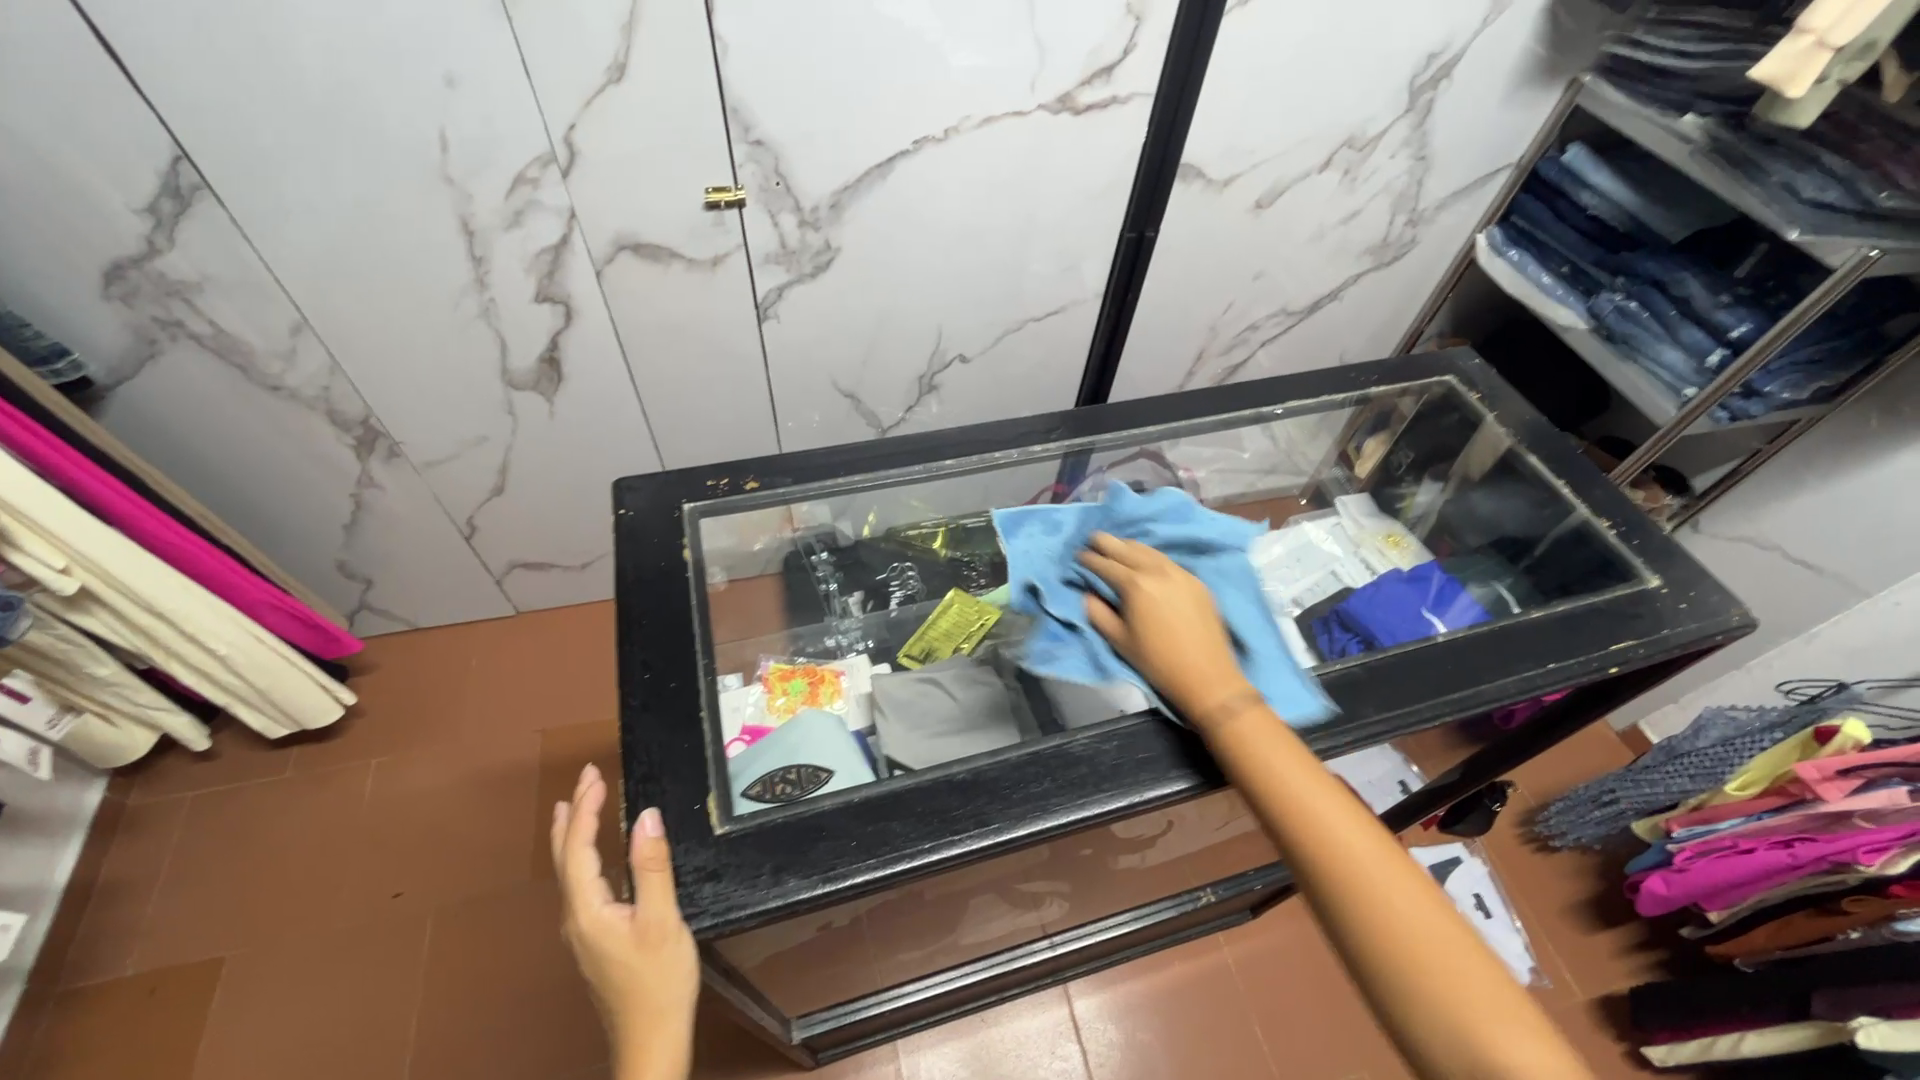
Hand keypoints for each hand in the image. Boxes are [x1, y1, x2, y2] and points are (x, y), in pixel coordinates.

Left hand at [551, 764, 697, 1079]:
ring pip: (569, 872)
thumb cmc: (658, 981)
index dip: (584, 808)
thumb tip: (646, 815)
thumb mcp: (662, 920)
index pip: (577, 847)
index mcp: (587, 909)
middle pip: (564, 857)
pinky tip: (593, 856)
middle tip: (585, 778)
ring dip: (573, 833)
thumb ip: (652, 867)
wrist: (650, 1040)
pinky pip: (581, 884)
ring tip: (574, 806)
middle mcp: (576, 917)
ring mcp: (582, 931)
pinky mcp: (594, 939)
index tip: (595, 774)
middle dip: (572, 814)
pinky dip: (583, 856)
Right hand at [1077, 532, 1262, 733]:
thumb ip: (1097, 612)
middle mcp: (1157, 570)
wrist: (1206, 675)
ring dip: (1129, 546)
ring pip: (1149, 550)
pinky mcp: (1195, 581)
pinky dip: (1150, 556)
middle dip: (1107, 543)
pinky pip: (1166, 560)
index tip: (1078, 555)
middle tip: (1093, 538)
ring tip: (1116, 545)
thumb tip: (1088, 593)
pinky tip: (1145, 560)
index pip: (1105, 564)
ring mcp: (1180, 573)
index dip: (1089, 559)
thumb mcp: (1118, 640)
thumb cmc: (1156, 661)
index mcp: (1135, 585)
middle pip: (1127, 549)